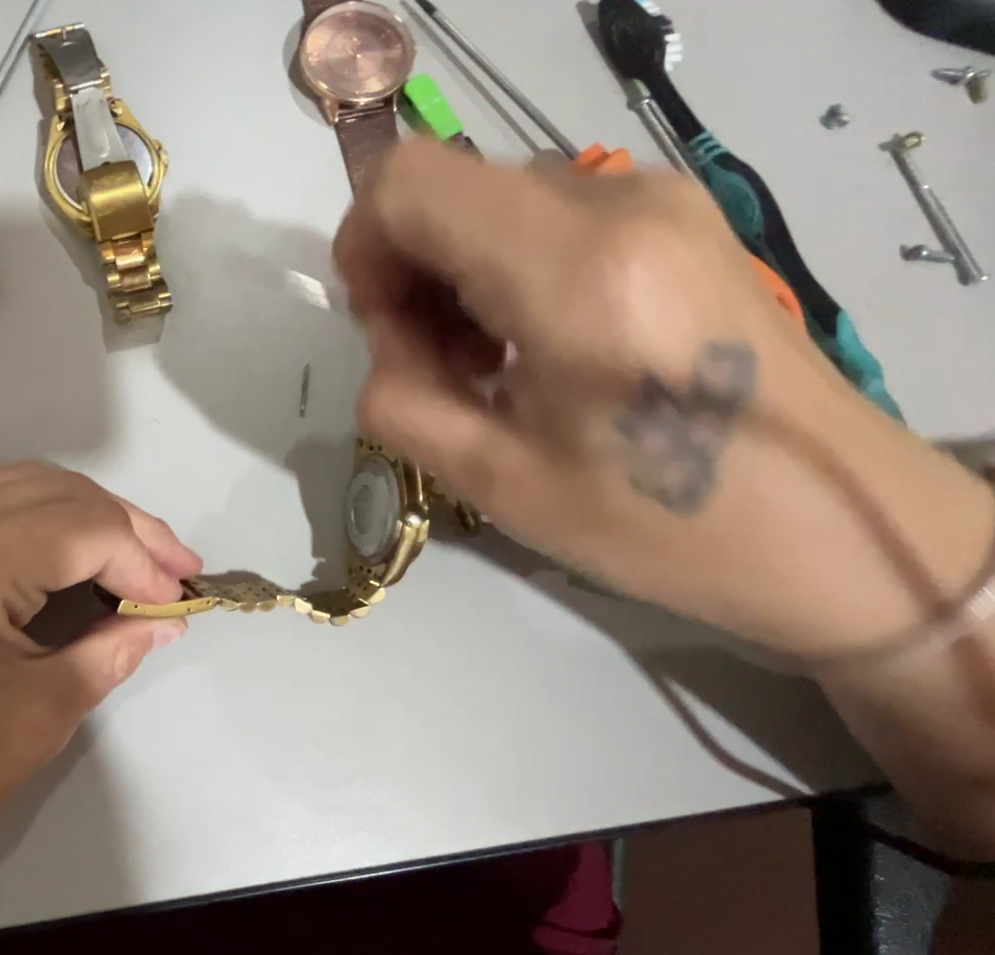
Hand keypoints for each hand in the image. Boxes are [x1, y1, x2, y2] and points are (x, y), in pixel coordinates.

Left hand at [0, 461, 200, 872]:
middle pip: (54, 494)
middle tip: (173, 572)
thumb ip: (112, 648)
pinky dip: (20, 502)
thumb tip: (166, 617)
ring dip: (79, 512)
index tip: (178, 599)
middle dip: (125, 530)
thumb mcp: (44, 713)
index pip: (81, 529)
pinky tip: (49, 533)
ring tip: (128, 553)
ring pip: (16, 482)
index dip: (143, 560)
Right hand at [335, 140, 990, 654]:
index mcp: (573, 270)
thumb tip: (388, 346)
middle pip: (446, 191)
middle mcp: (619, 205)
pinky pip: (541, 216)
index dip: (363, 249)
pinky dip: (501, 272)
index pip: (408, 186)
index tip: (383, 330)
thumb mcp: (491, 480)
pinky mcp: (674, 220)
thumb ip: (398, 400)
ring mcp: (657, 203)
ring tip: (483, 367)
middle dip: (408, 274)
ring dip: (453, 279)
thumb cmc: (657, 520)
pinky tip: (526, 348)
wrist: (834, 524)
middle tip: (433, 367)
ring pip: (489, 202)